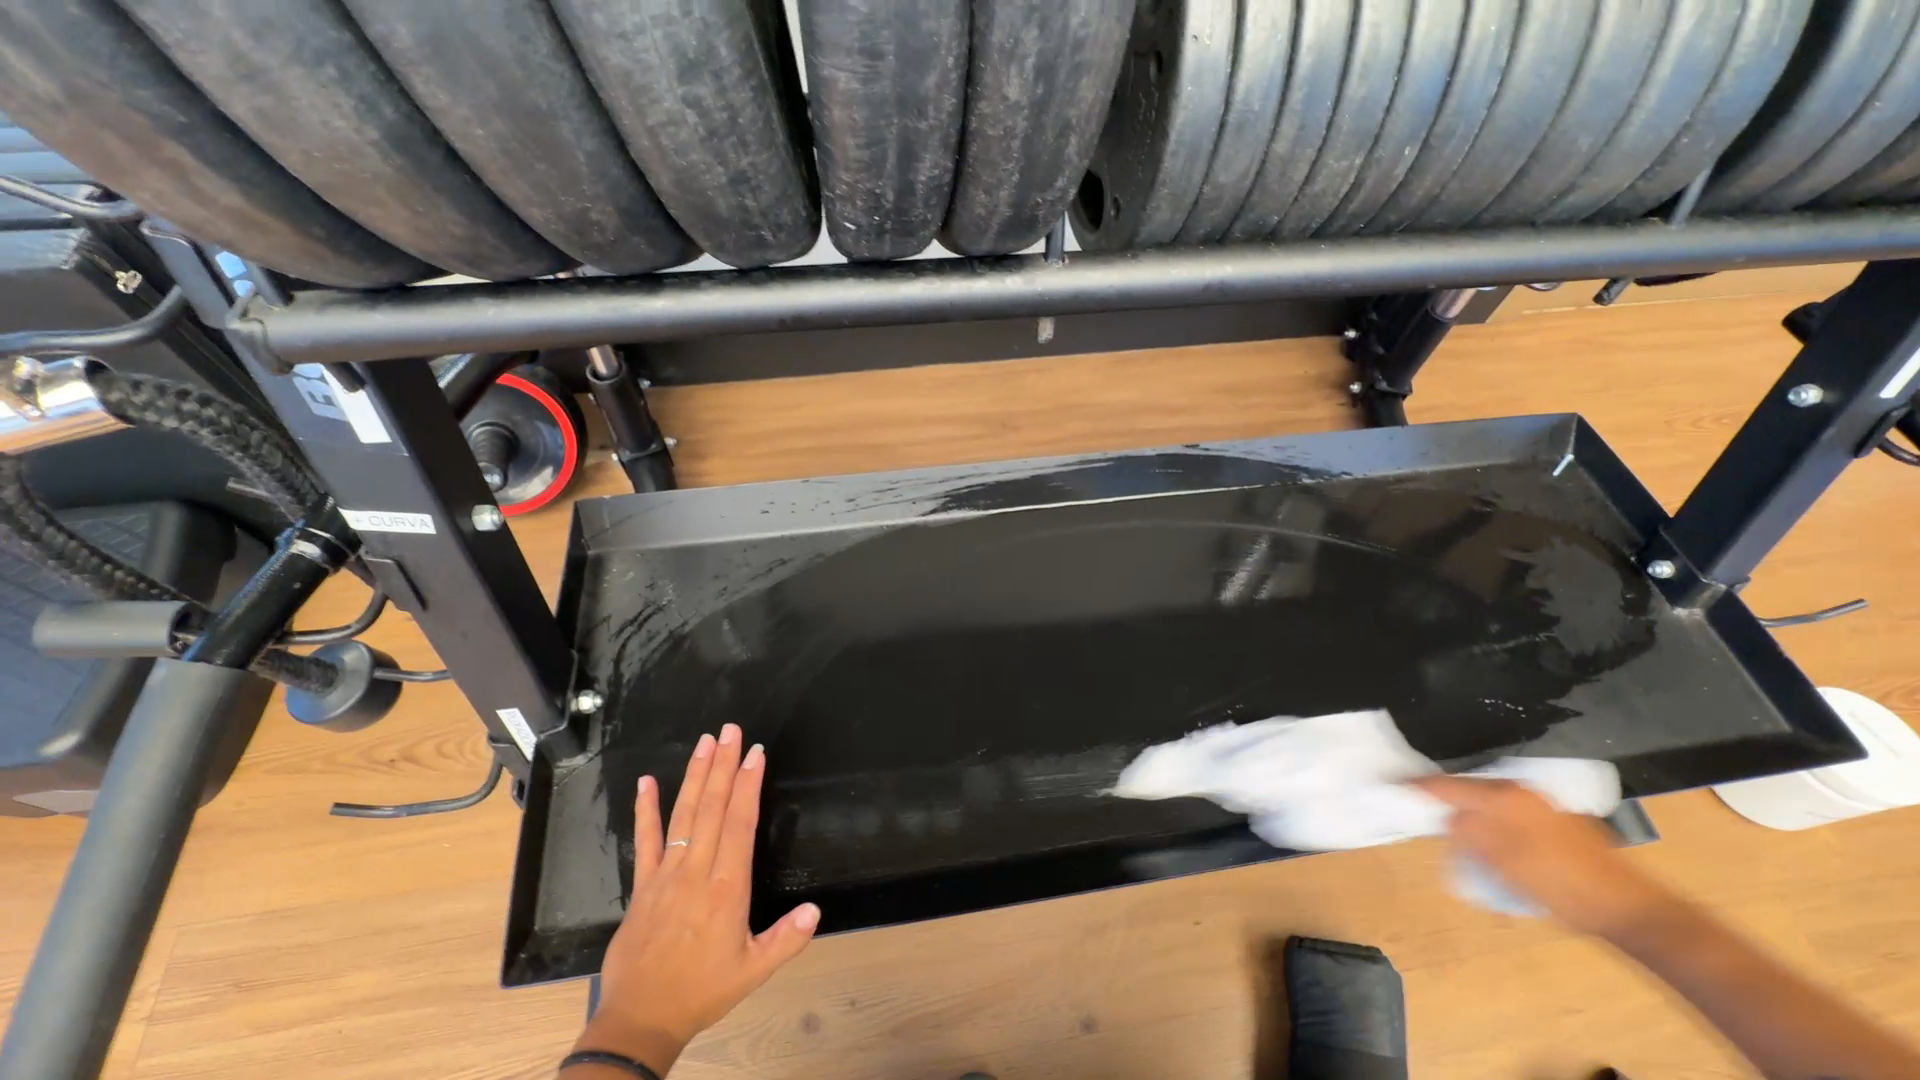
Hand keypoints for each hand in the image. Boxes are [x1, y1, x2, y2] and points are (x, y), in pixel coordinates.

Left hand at [573, 724, 820, 1074]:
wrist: (641, 1017)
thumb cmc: (702, 992)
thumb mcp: (754, 971)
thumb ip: (786, 939)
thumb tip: (816, 909)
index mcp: (726, 888)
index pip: (739, 824)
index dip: (747, 785)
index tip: (754, 754)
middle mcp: (696, 872)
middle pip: (712, 808)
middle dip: (723, 766)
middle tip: (731, 730)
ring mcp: (665, 875)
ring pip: (683, 815)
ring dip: (695, 776)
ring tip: (705, 742)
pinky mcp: (642, 886)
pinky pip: (646, 841)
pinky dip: (646, 810)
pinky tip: (645, 783)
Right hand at [1410, 776, 1677, 939]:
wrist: (1627, 908)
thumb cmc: (1559, 884)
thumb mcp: (1500, 862)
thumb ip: (1465, 833)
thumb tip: (1444, 817)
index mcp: (1504, 797)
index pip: (1448, 785)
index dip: (1418, 787)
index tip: (1392, 787)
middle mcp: (1522, 794)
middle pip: (1469, 793)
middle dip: (1444, 804)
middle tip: (1419, 815)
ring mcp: (1543, 808)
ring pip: (1490, 807)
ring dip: (1470, 819)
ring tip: (1453, 837)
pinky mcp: (1557, 825)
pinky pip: (1510, 819)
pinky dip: (1493, 829)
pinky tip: (1492, 849)